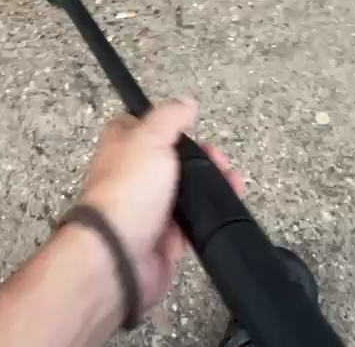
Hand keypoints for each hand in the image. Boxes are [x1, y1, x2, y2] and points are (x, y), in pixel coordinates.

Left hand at [74, 99, 243, 318]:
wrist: (121, 253)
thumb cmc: (127, 190)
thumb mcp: (150, 138)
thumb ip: (169, 118)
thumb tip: (186, 101)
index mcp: (122, 144)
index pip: (144, 125)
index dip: (170, 124)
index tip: (194, 125)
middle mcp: (132, 173)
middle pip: (170, 159)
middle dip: (199, 158)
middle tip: (220, 160)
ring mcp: (147, 206)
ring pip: (184, 191)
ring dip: (209, 187)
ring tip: (233, 183)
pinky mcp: (162, 237)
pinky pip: (190, 225)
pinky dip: (207, 218)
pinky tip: (222, 212)